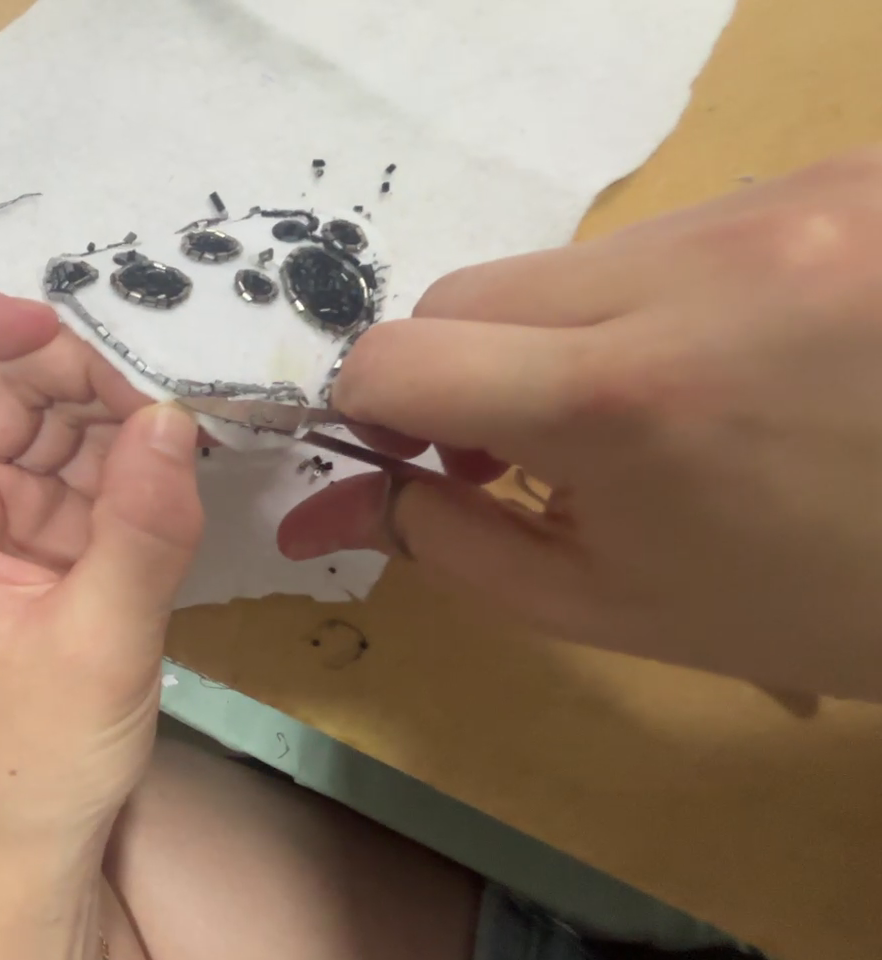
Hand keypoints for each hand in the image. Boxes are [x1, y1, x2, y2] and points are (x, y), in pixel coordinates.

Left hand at [0, 285, 204, 843]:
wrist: (45, 818)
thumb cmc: (36, 746)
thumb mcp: (97, 643)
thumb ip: (140, 533)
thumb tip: (173, 416)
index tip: (46, 322)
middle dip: (76, 374)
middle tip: (161, 407)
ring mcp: (10, 512)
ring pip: (54, 415)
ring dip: (116, 411)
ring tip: (182, 440)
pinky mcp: (58, 534)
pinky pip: (95, 462)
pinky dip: (137, 453)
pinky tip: (179, 466)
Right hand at [280, 147, 881, 701]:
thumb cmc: (840, 605)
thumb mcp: (604, 603)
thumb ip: (438, 543)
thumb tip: (316, 513)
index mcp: (628, 397)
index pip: (394, 358)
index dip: (366, 410)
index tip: (411, 456)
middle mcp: (707, 265)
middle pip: (460, 294)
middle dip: (452, 373)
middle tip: (514, 448)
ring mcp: (798, 199)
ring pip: (558, 264)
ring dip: (550, 339)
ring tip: (643, 410)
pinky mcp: (855, 170)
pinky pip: (662, 238)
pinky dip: (643, 305)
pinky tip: (731, 363)